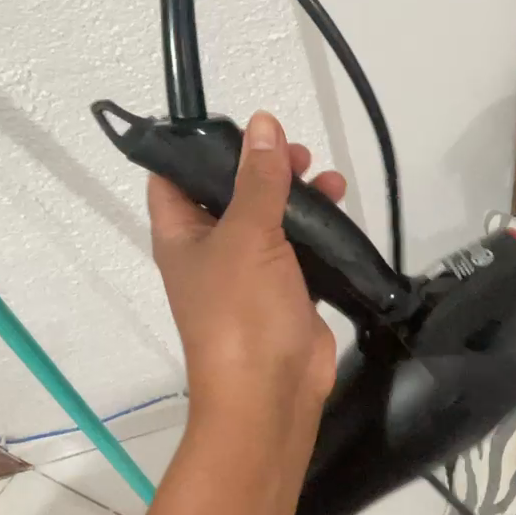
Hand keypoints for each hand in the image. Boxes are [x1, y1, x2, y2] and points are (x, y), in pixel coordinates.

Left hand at [147, 111, 345, 427]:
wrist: (271, 390)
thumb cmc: (242, 312)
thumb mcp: (247, 236)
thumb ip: (259, 180)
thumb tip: (263, 124)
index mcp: (182, 235)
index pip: (175, 177)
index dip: (197, 147)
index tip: (237, 125)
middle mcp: (213, 250)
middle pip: (232, 194)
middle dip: (263, 169)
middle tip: (297, 153)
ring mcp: (251, 274)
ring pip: (272, 221)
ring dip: (299, 198)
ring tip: (330, 180)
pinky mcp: (288, 292)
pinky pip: (301, 251)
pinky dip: (319, 232)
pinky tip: (340, 215)